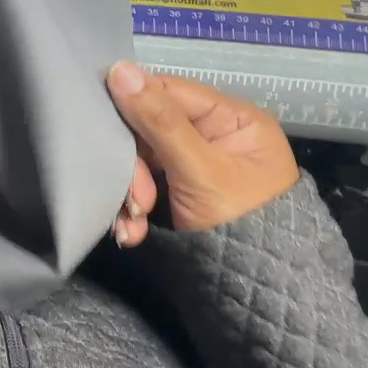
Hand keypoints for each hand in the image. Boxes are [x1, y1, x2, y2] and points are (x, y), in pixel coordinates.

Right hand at [106, 61, 299, 244]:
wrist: (260, 299)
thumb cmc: (243, 224)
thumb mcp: (200, 170)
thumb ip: (159, 120)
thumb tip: (119, 68)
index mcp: (233, 120)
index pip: (168, 91)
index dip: (133, 105)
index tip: (107, 127)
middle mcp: (214, 137)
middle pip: (149, 128)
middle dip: (133, 165)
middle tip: (134, 197)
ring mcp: (195, 166)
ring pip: (140, 158)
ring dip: (129, 190)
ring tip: (133, 218)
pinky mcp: (178, 192)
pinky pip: (143, 183)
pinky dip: (132, 206)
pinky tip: (131, 228)